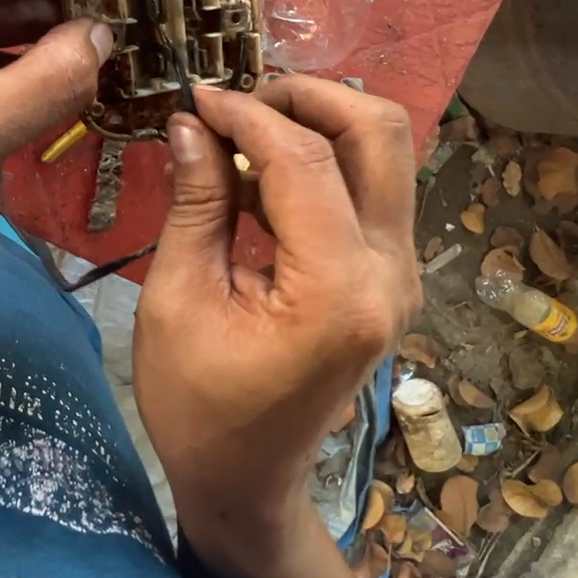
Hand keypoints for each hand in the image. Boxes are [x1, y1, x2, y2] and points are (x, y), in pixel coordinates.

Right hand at [134, 78, 419, 569]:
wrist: (247, 480)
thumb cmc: (196, 403)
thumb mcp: (177, 298)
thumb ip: (194, 203)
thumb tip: (191, 123)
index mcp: (337, 290)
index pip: (304, 159)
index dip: (246, 113)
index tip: (196, 97)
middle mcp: (391, 274)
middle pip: (380, 134)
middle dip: (306, 97)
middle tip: (236, 105)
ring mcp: (400, 276)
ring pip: (384, 154)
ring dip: (316, 123)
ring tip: (241, 131)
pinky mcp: (389, 278)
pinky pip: (369, 189)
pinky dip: (319, 160)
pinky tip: (259, 172)